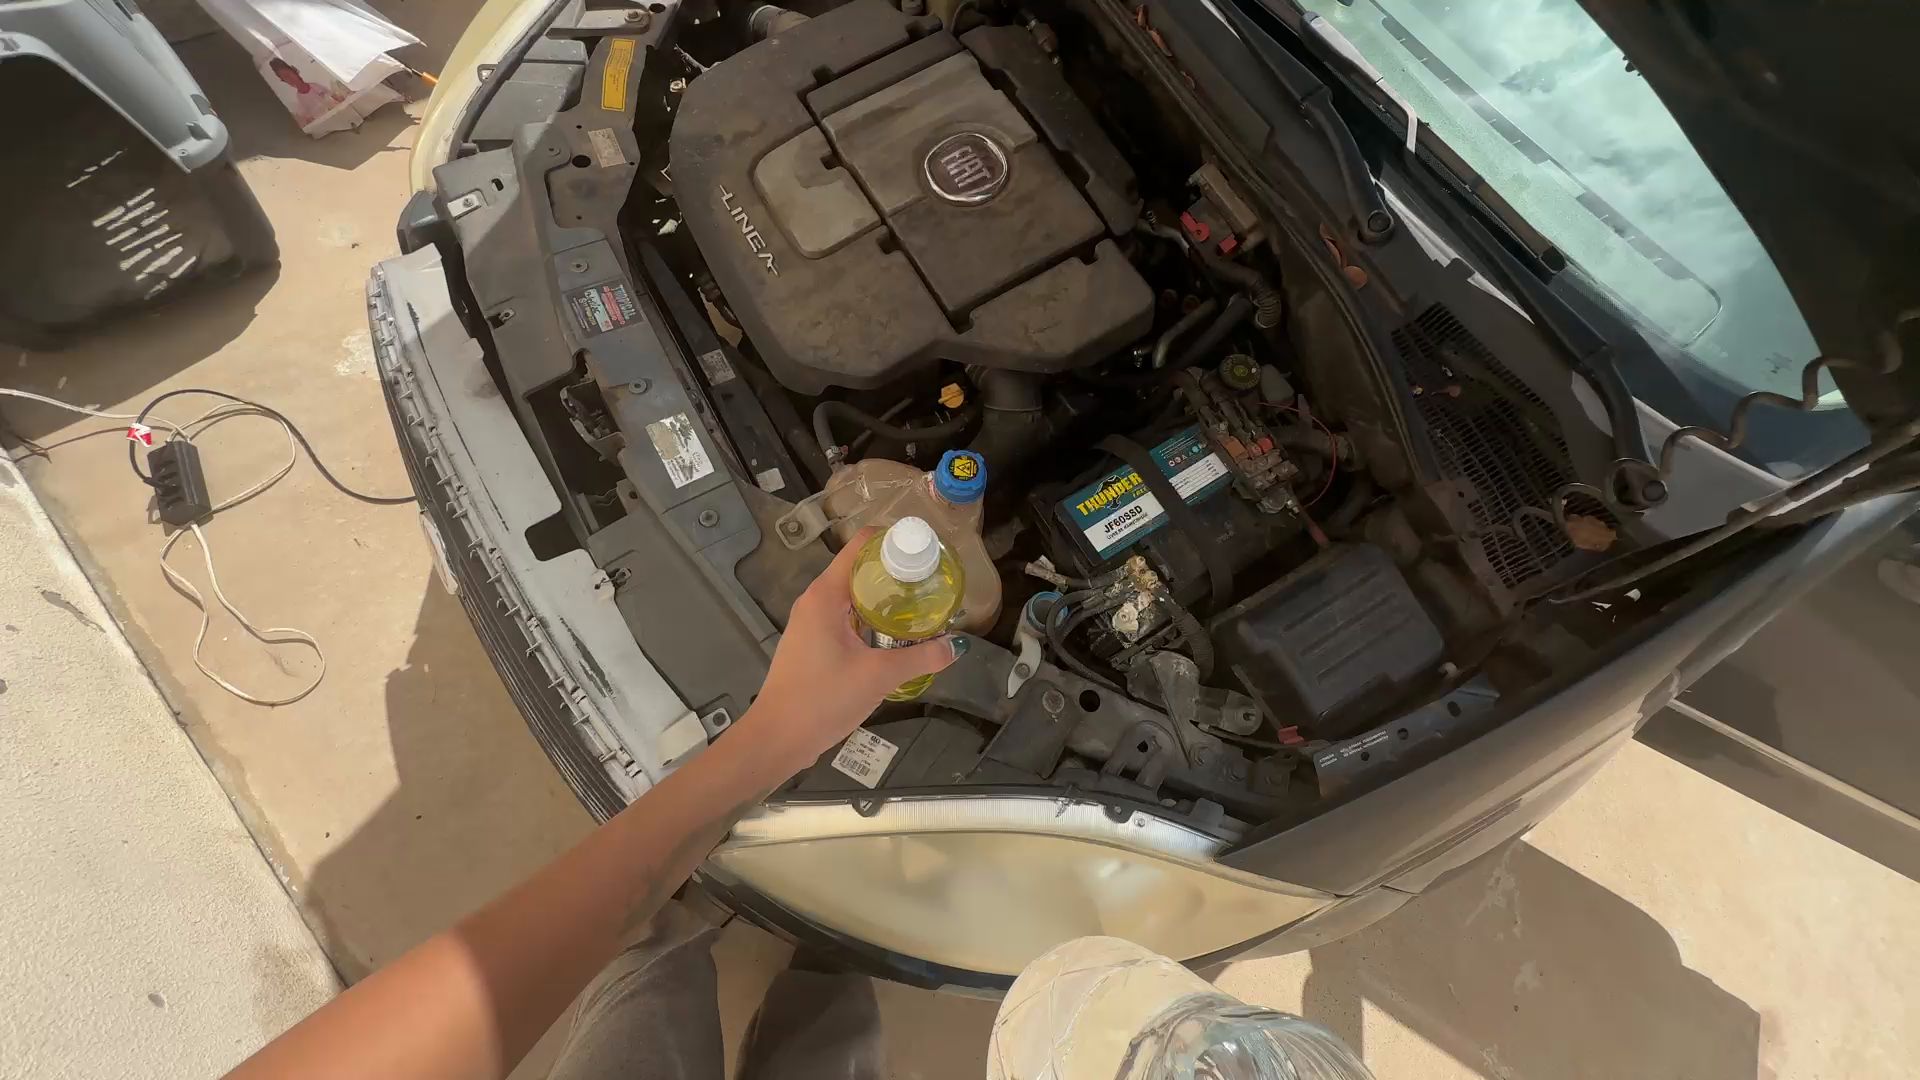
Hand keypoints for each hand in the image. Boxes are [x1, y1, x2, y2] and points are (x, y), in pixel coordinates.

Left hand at [738, 528, 964, 765]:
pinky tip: (896, 636)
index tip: (925, 550)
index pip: (859, 546)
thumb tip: (956, 646)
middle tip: (931, 581)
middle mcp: (816, 601)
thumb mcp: (878, 676)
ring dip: (885, 600)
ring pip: (854, 598)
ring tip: (921, 605)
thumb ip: (921, 658)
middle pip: (859, 570)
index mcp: (826, 595)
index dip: (893, 541)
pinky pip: (847, 619)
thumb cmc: (822, 698)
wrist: (776, 739)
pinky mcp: (813, 644)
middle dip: (895, 573)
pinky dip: (871, 621)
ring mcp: (812, 623)